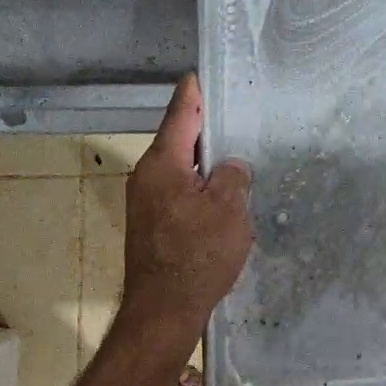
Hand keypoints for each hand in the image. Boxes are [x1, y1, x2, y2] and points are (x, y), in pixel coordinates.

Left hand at [120, 75, 254, 351]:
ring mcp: (146, 202)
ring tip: (238, 157)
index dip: (196, 91)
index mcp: (163, 163)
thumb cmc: (197, 256)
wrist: (162, 313)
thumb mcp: (228, 209)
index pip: (181, 113)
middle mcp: (147, 176)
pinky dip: (201, 188)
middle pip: (180, 140)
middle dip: (208, 129)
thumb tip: (229, 168)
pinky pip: (181, 193)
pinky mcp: (153, 225)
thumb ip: (232, 177)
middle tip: (239, 116)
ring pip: (182, 169)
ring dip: (207, 164)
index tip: (204, 72)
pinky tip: (224, 199)